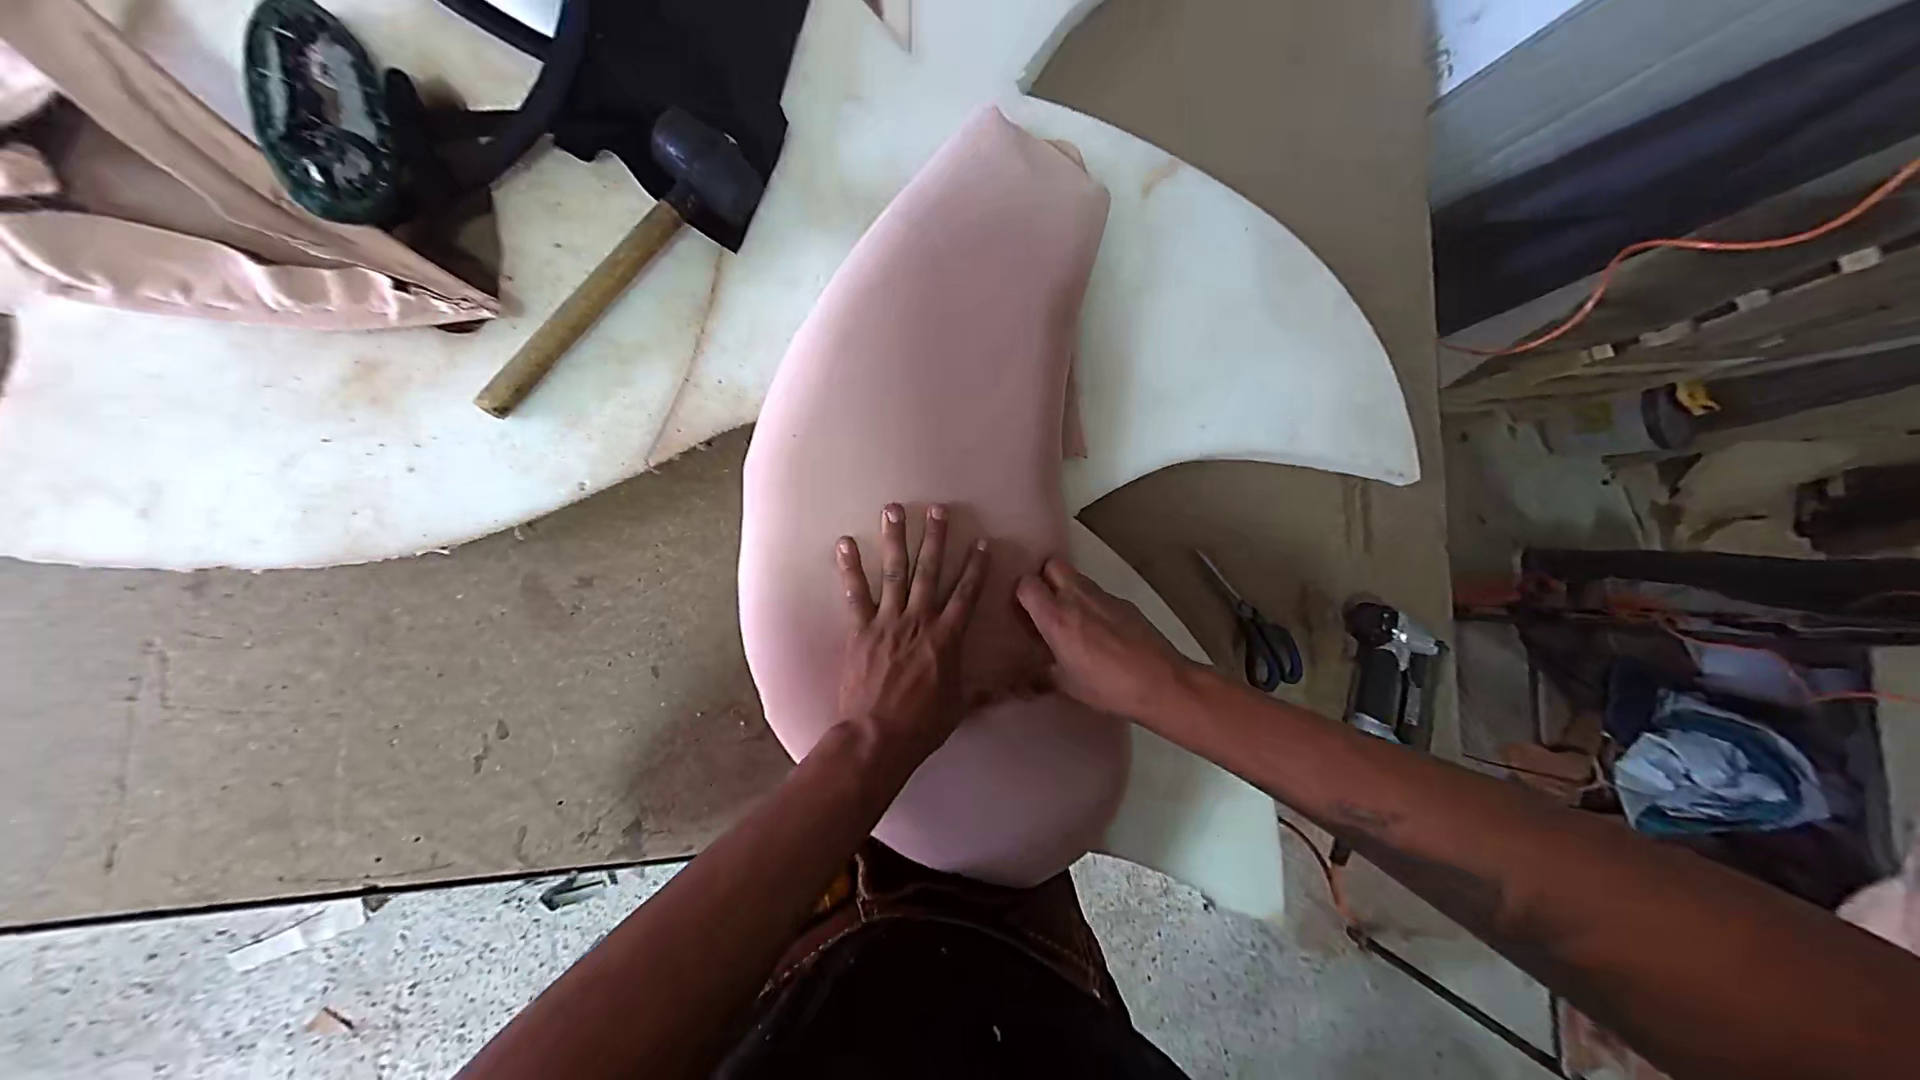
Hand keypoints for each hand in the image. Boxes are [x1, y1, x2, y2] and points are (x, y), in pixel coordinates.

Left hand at [835, 503, 988, 756]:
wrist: (878, 737)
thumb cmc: (922, 725)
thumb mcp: (958, 707)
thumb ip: (978, 692)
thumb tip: (1004, 691)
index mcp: (946, 638)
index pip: (966, 594)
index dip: (975, 567)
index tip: (981, 542)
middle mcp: (919, 621)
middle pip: (930, 571)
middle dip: (935, 538)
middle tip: (938, 510)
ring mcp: (887, 623)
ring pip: (894, 572)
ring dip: (895, 539)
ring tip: (894, 509)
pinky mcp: (860, 631)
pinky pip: (855, 594)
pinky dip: (849, 568)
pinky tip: (844, 543)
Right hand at [1015, 558, 1202, 721]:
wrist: (1161, 683)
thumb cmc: (1107, 686)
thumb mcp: (1066, 686)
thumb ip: (1039, 677)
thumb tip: (1020, 684)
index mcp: (1056, 616)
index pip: (1026, 583)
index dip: (1020, 594)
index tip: (1021, 610)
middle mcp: (1077, 597)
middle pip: (1052, 564)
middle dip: (1044, 578)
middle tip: (1043, 604)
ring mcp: (1104, 596)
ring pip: (1077, 576)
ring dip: (1068, 589)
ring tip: (1069, 617)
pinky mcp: (1125, 603)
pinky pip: (1099, 594)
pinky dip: (1092, 603)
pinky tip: (1098, 629)